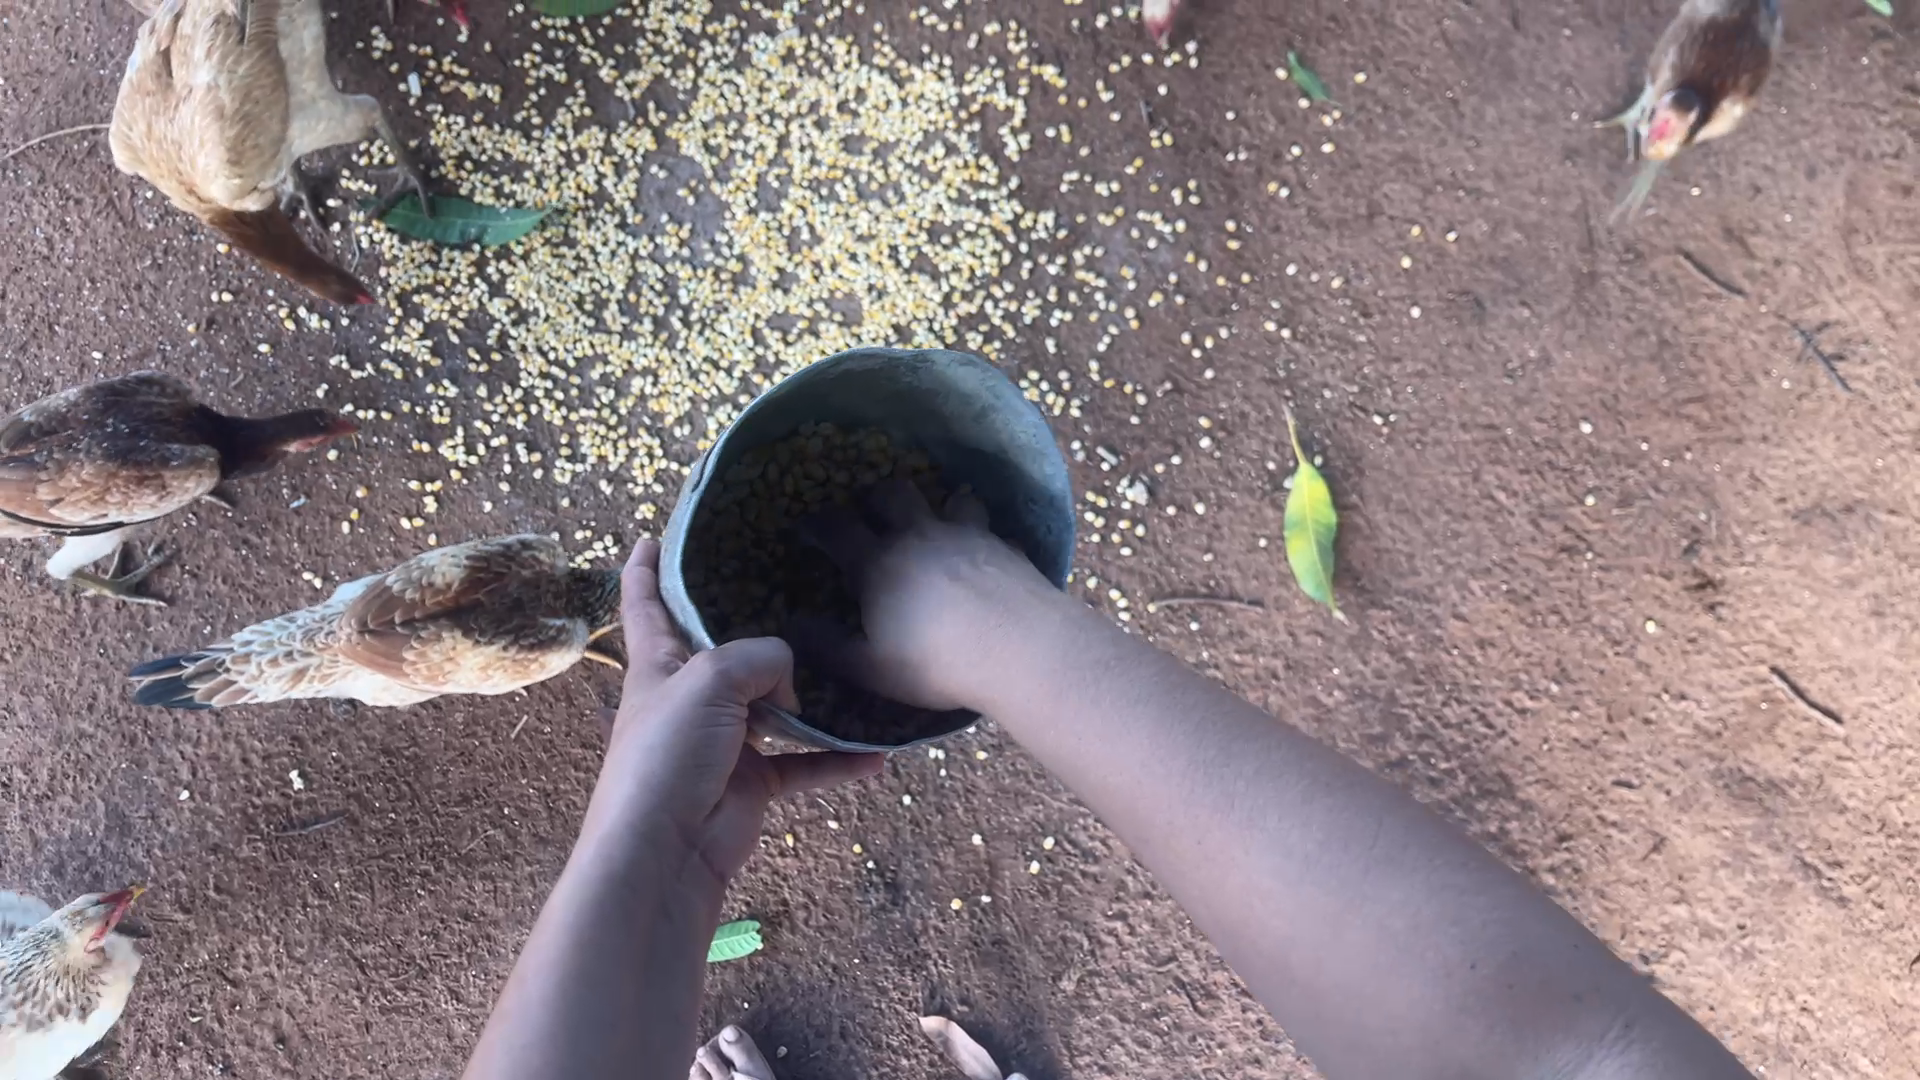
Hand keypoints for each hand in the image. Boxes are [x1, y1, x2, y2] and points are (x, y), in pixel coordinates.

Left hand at [588, 541, 883, 885]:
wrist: (665, 851)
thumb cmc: (669, 751)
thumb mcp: (709, 679)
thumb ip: (759, 657)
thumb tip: (789, 679)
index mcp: (660, 665)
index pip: (645, 604)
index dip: (644, 568)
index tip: (651, 535)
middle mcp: (690, 697)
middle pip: (723, 650)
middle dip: (751, 624)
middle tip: (795, 590)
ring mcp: (724, 740)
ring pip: (774, 706)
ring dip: (810, 700)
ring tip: (852, 672)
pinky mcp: (752, 779)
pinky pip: (803, 763)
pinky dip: (836, 761)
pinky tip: (875, 756)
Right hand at [800, 477, 1062, 712]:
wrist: (1022, 650)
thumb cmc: (937, 663)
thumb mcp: (870, 668)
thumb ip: (827, 646)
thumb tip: (793, 625)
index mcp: (879, 562)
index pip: (838, 527)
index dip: (818, 522)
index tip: (809, 525)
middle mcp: (921, 535)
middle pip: (893, 493)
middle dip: (877, 497)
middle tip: (872, 513)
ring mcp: (968, 535)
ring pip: (950, 499)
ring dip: (939, 506)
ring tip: (937, 524)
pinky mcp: (1005, 547)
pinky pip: (990, 530)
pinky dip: (981, 537)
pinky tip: (984, 555)